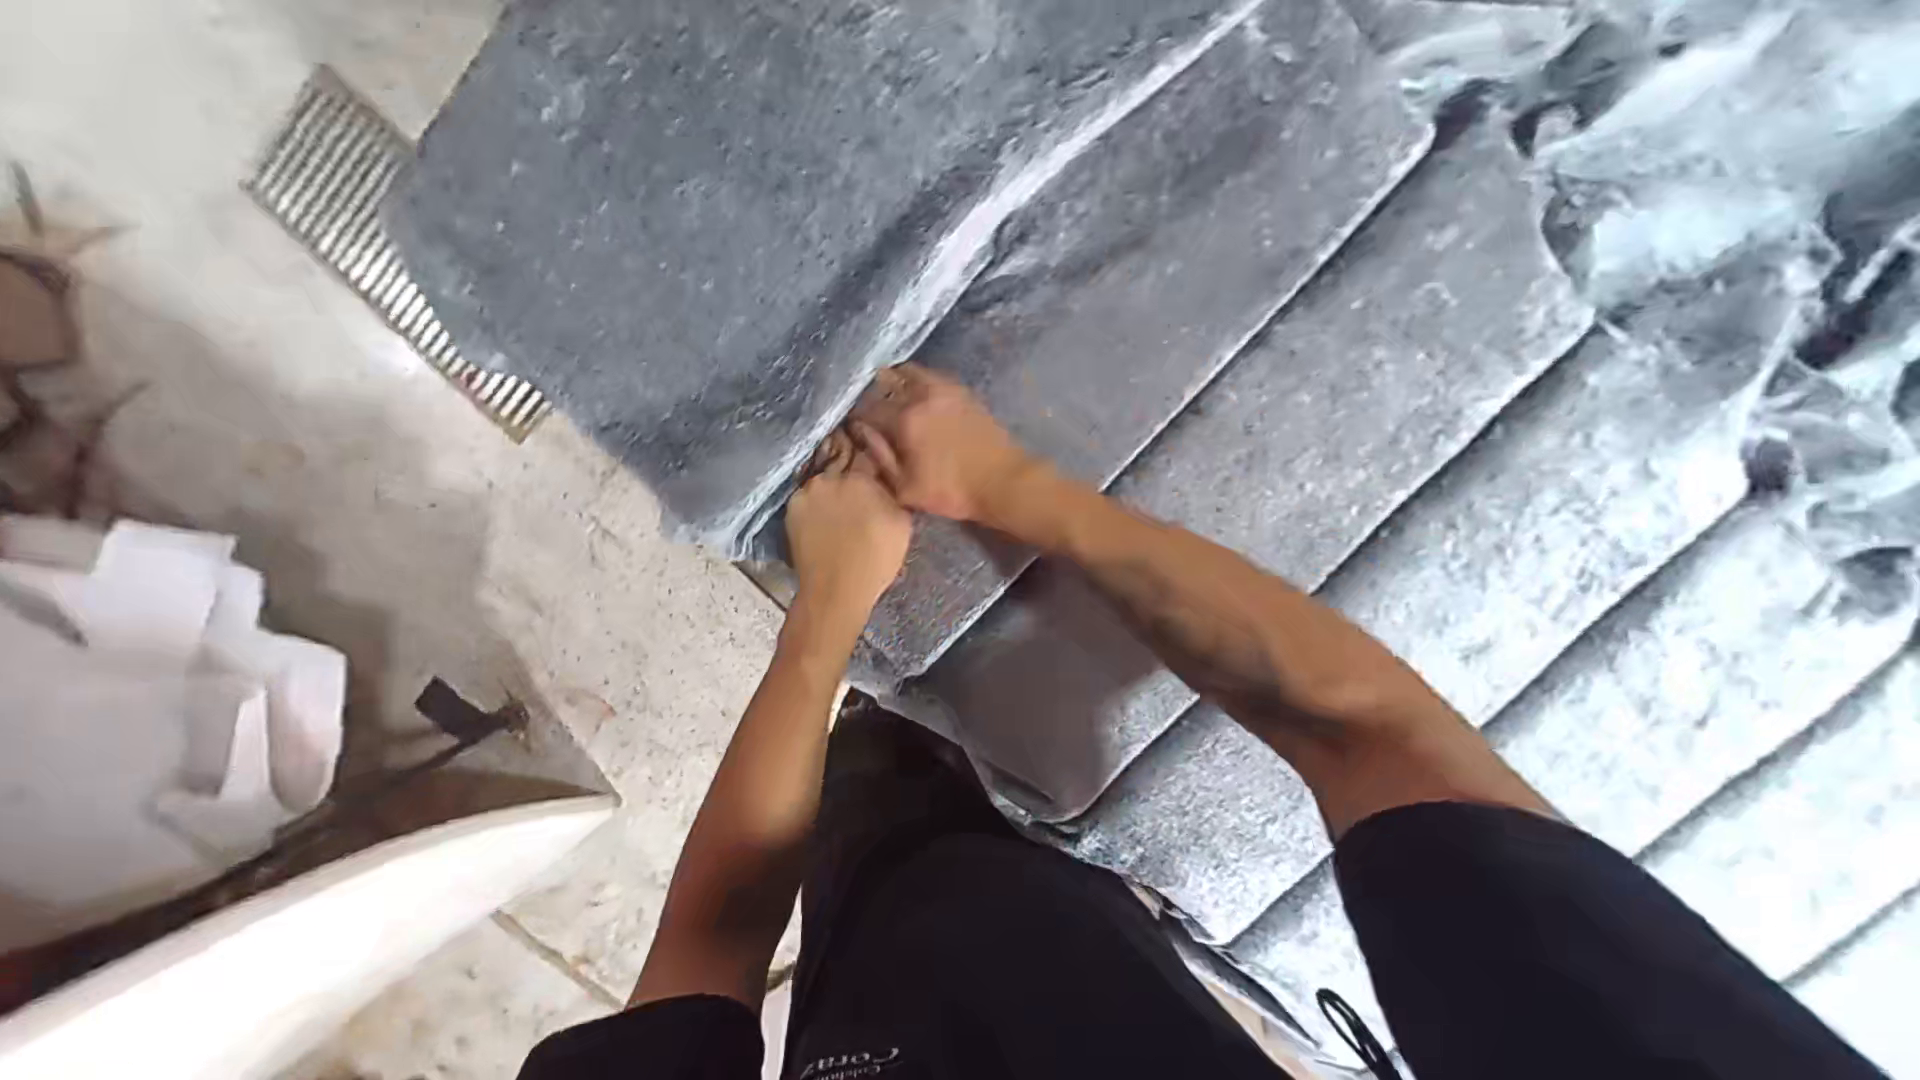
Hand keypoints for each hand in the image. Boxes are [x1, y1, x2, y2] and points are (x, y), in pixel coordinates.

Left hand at [786, 430, 911, 623]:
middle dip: (848, 468)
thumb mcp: (902, 523)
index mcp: (861, 479)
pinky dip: (814, 503)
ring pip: (822, 480)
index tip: (872, 458)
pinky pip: (807, 497)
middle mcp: (830, 478)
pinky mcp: (791, 509)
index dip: (870, 455)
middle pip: (841, 462)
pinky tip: (822, 519)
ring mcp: (807, 493)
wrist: (836, 589)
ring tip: (837, 506)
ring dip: (830, 487)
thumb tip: (885, 477)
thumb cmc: (876, 560)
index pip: (866, 452)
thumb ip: (892, 492)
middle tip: (855, 483)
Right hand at [848, 363, 1037, 526]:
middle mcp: (921, 395)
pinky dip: (918, 381)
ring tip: (892, 399)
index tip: (855, 427)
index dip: (856, 418)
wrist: (1003, 481)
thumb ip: (880, 458)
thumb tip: (862, 434)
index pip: (866, 408)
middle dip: (873, 396)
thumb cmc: (952, 491)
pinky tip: (918, 399)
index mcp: (903, 419)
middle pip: (884, 384)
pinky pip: (931, 377)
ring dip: (894, 381)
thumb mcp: (906, 488)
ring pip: (908, 372)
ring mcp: (944, 389)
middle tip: (871, 413)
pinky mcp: (963, 392)